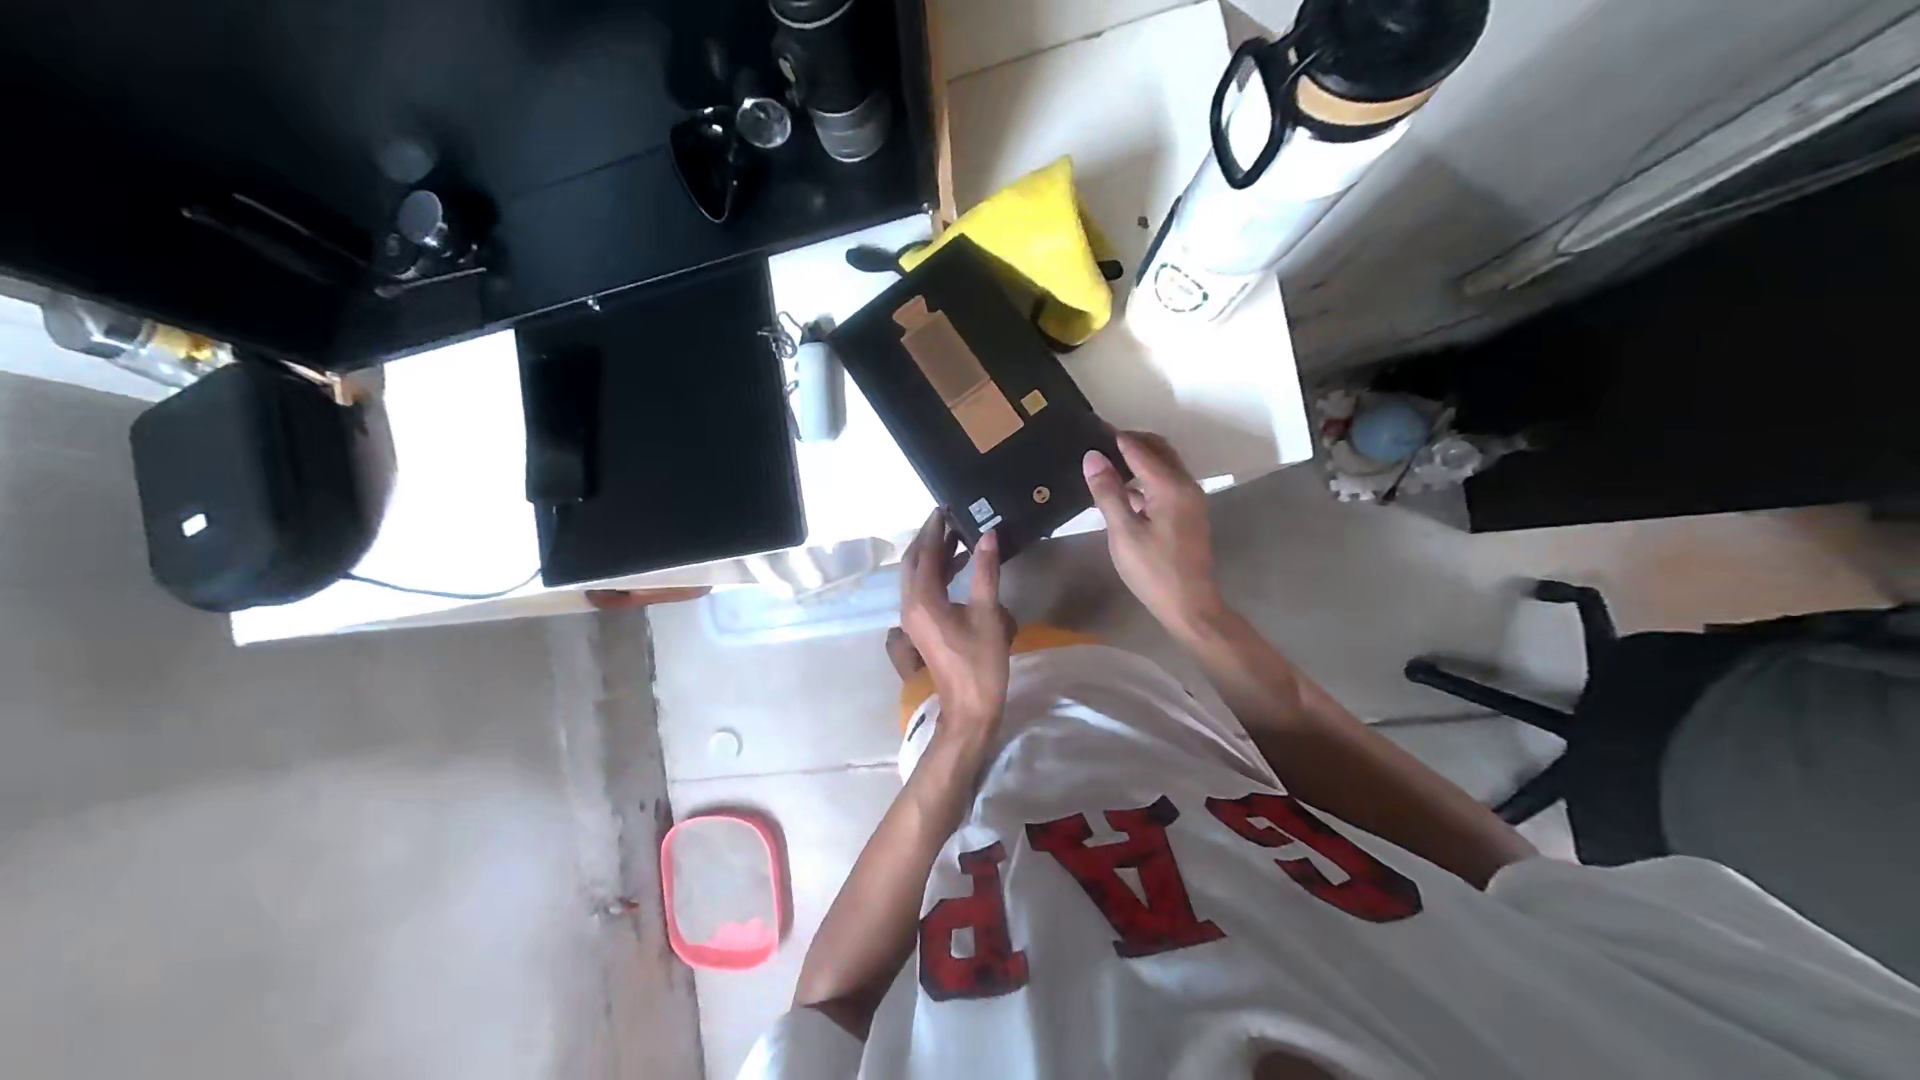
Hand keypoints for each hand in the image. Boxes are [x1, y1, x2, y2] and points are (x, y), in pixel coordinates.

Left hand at [898, 510, 1012, 735]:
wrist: (969, 708)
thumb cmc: (981, 662)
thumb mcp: (988, 613)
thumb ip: (985, 571)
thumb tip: (987, 535)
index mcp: (923, 599)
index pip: (925, 553)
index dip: (935, 528)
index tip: (946, 507)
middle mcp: (909, 605)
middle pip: (913, 561)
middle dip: (928, 538)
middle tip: (949, 517)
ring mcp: (911, 618)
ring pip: (915, 576)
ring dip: (932, 555)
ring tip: (956, 536)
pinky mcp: (919, 628)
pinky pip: (921, 590)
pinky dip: (935, 574)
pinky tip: (956, 567)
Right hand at [1082, 431, 1225, 639]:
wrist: (1189, 605)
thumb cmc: (1153, 571)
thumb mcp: (1123, 532)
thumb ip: (1108, 492)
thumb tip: (1092, 457)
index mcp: (1170, 487)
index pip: (1140, 450)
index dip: (1116, 438)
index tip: (1093, 428)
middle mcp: (1186, 486)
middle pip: (1159, 450)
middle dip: (1132, 442)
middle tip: (1100, 442)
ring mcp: (1190, 501)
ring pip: (1164, 467)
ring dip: (1139, 459)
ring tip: (1108, 464)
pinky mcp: (1188, 515)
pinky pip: (1166, 484)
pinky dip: (1146, 478)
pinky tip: (1125, 492)